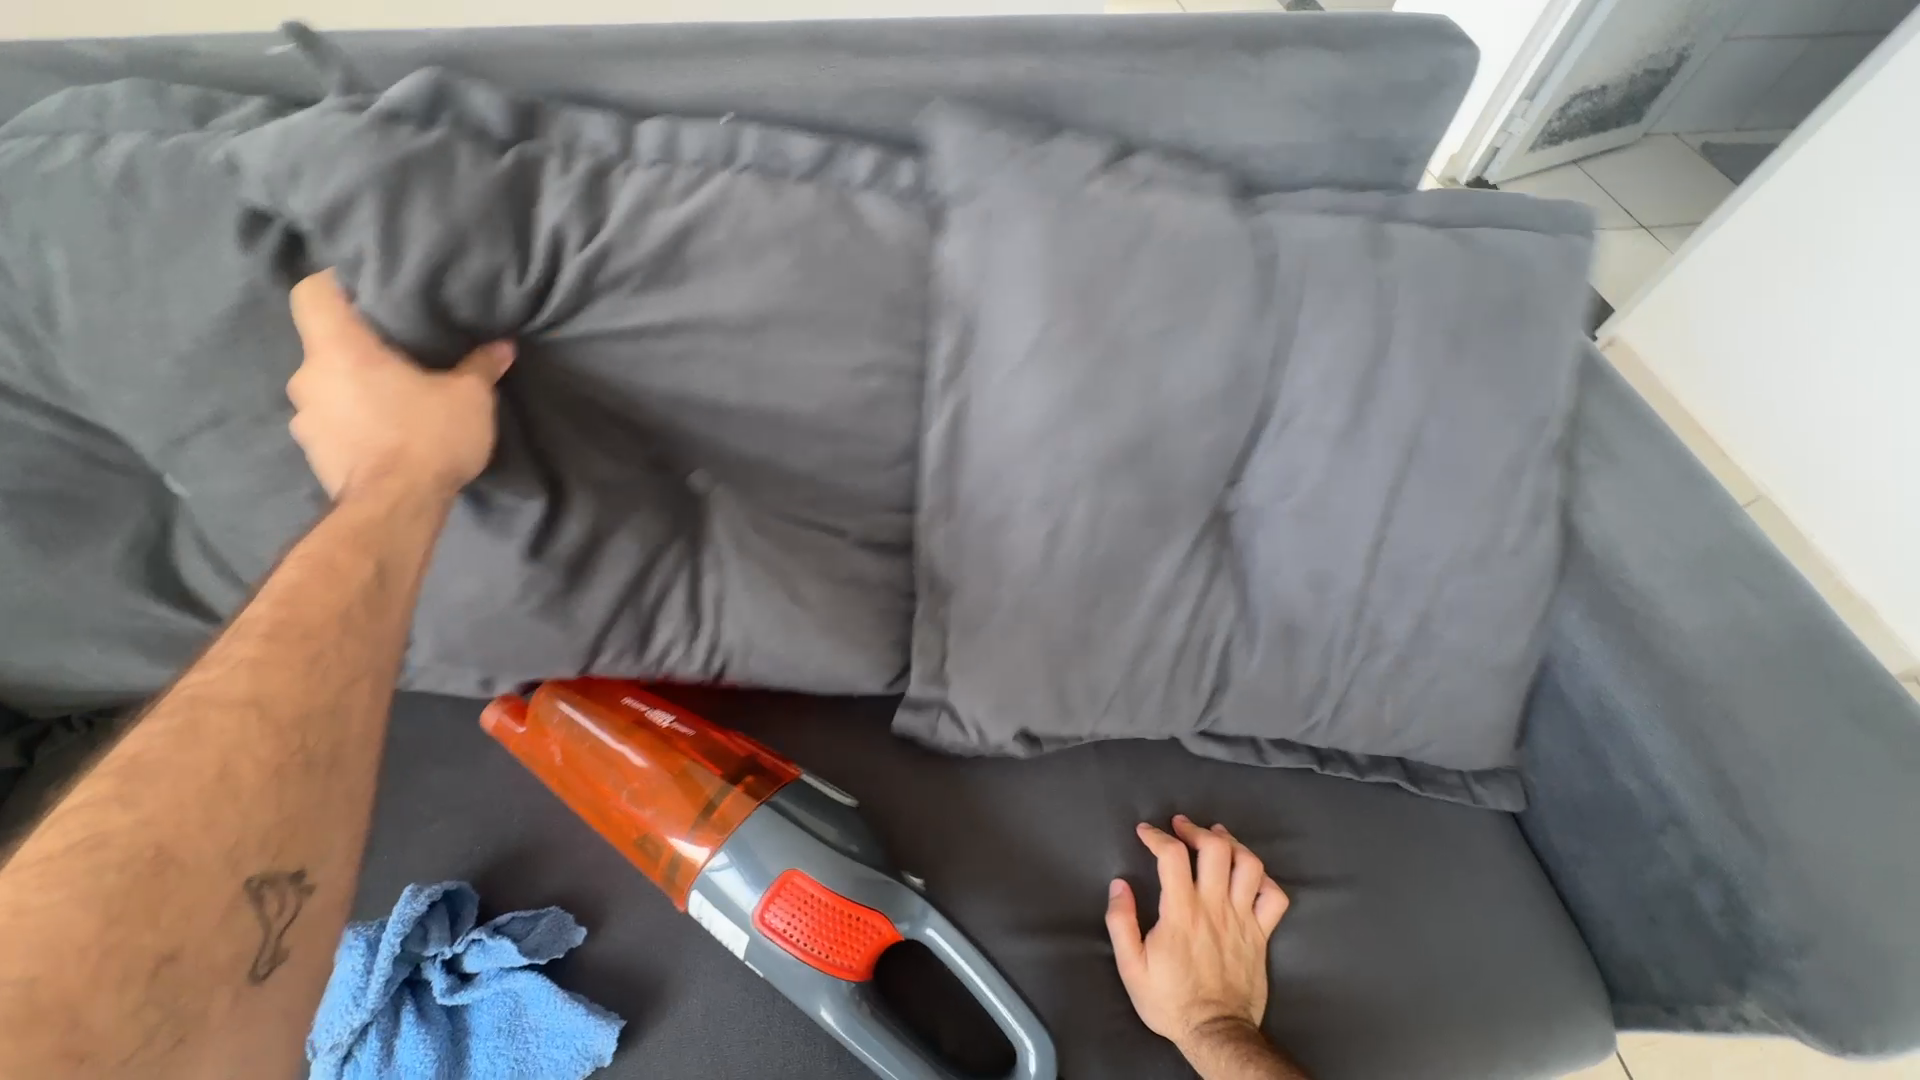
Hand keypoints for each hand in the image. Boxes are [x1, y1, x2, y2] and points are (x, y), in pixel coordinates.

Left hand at [286, 269, 513, 501]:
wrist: (395, 508)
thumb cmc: (427, 436)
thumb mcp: (471, 397)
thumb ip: (481, 366)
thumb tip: (502, 346)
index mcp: (339, 349)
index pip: (312, 292)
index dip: (337, 285)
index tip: (370, 291)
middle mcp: (308, 376)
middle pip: (325, 343)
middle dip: (360, 347)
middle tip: (401, 353)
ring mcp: (304, 417)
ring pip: (329, 385)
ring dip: (357, 388)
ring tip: (398, 400)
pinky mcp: (314, 451)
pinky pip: (333, 421)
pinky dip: (356, 421)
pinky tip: (390, 434)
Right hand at [1106, 816, 1290, 1055]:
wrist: (1216, 1034)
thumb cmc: (1170, 1000)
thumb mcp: (1132, 967)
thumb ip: (1121, 922)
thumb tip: (1119, 885)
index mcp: (1181, 912)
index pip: (1172, 855)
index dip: (1156, 835)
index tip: (1145, 832)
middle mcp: (1215, 907)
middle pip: (1215, 848)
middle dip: (1196, 828)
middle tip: (1181, 826)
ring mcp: (1243, 919)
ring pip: (1248, 865)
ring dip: (1231, 843)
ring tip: (1216, 837)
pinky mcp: (1262, 935)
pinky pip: (1274, 897)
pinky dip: (1264, 879)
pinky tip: (1247, 876)